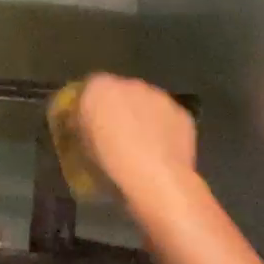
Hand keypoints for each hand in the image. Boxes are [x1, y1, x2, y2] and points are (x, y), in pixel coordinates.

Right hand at [77, 75, 196, 205]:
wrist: (156, 179)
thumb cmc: (110, 163)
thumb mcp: (82, 144)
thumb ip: (81, 124)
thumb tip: (82, 123)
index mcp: (98, 88)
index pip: (89, 88)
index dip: (91, 106)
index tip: (92, 125)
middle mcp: (129, 84)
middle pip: (121, 91)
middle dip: (119, 108)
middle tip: (117, 134)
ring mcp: (159, 96)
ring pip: (147, 102)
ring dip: (143, 116)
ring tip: (143, 144)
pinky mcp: (182, 113)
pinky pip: (168, 117)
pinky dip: (165, 128)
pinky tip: (163, 150)